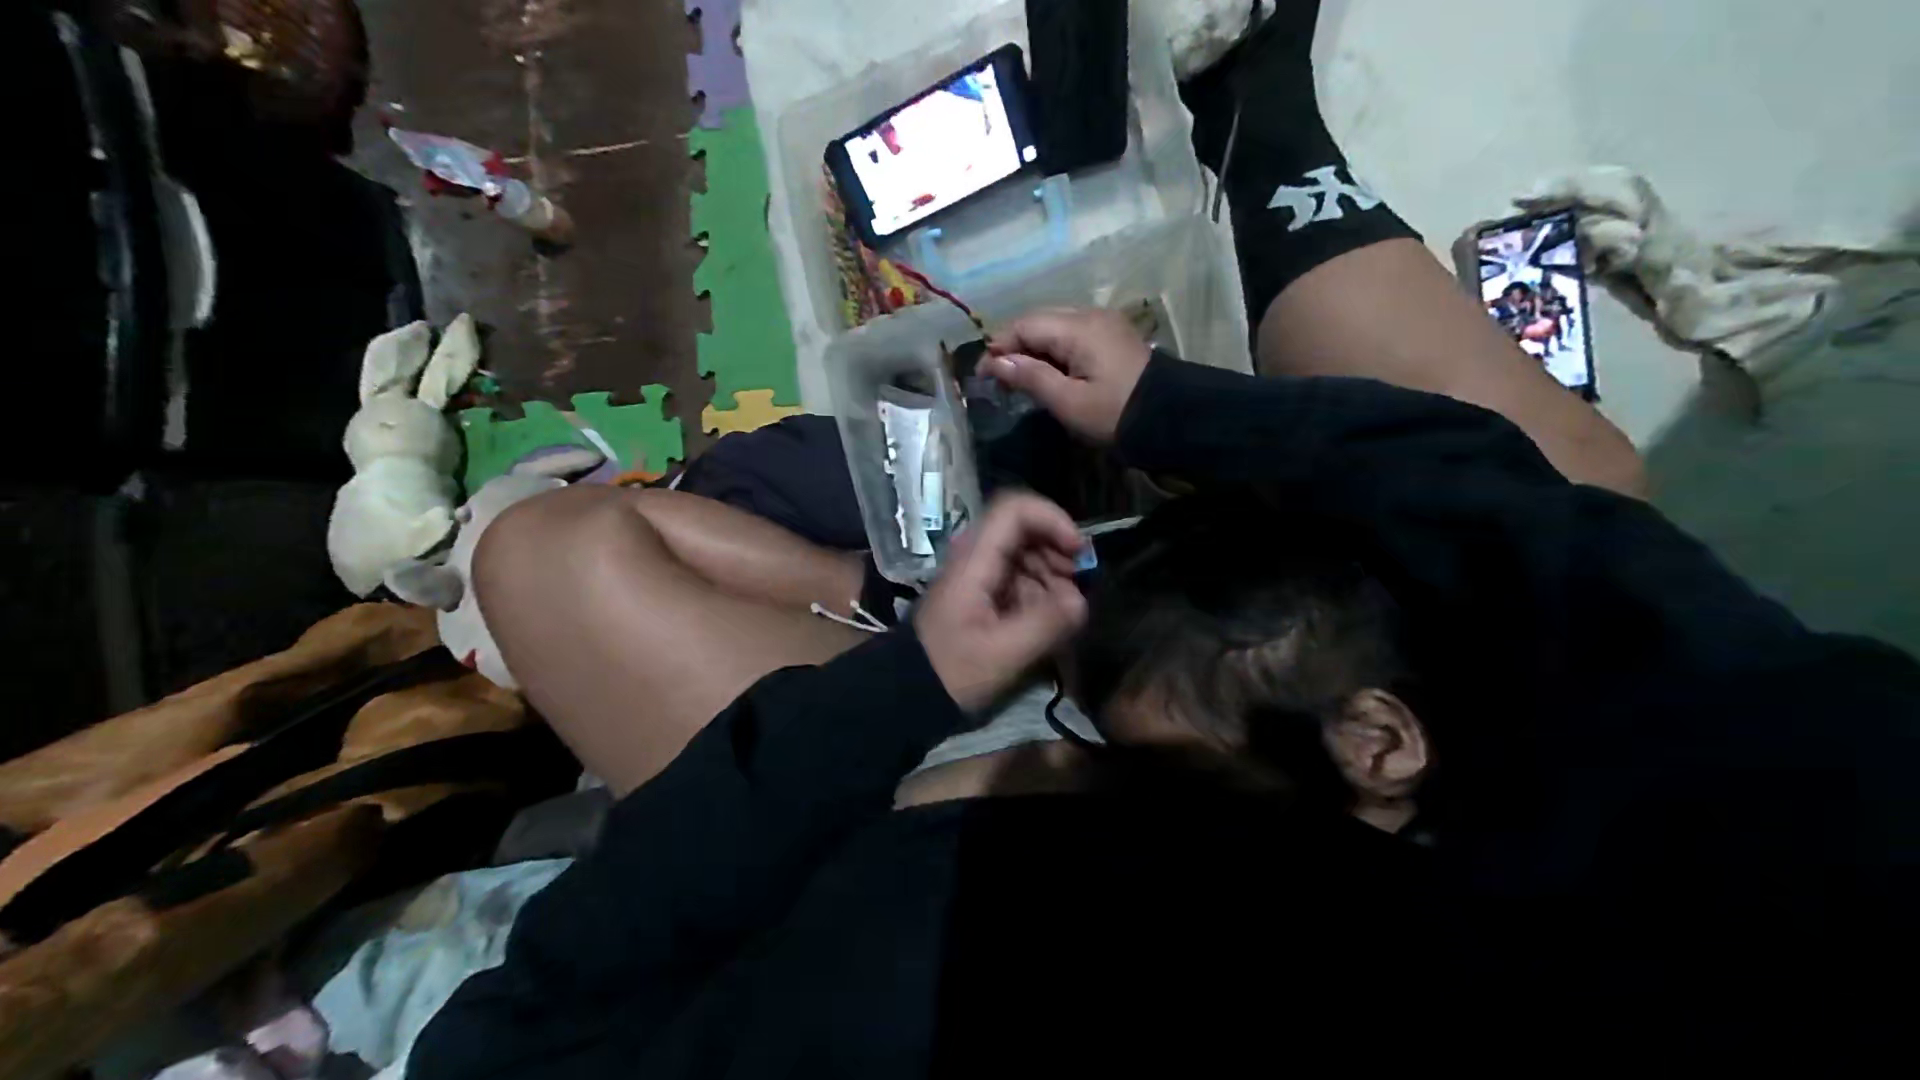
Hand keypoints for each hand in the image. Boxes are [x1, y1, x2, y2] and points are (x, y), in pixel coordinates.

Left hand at [914, 493, 1087, 711]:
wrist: (912, 690)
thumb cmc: (953, 671)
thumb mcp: (1003, 653)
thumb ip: (1046, 624)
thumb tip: (1080, 600)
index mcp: (976, 560)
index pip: (1015, 509)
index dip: (1053, 519)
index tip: (1077, 551)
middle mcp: (977, 557)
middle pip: (1026, 529)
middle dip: (1058, 551)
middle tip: (1078, 585)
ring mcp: (980, 574)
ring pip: (1026, 553)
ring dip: (1053, 574)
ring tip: (1065, 609)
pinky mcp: (984, 593)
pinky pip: (1020, 577)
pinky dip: (1041, 591)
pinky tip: (1049, 620)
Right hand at [982, 307, 1152, 444]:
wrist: (1173, 418)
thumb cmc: (1116, 413)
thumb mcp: (1069, 402)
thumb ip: (1031, 378)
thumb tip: (997, 363)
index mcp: (1078, 328)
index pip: (1024, 325)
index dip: (998, 347)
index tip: (981, 375)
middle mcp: (1089, 315)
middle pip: (1038, 320)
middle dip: (1013, 345)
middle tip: (997, 377)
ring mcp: (1103, 324)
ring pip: (1054, 326)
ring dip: (1032, 348)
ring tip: (1018, 376)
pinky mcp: (1112, 337)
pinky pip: (1072, 334)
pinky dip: (1053, 349)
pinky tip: (1046, 372)